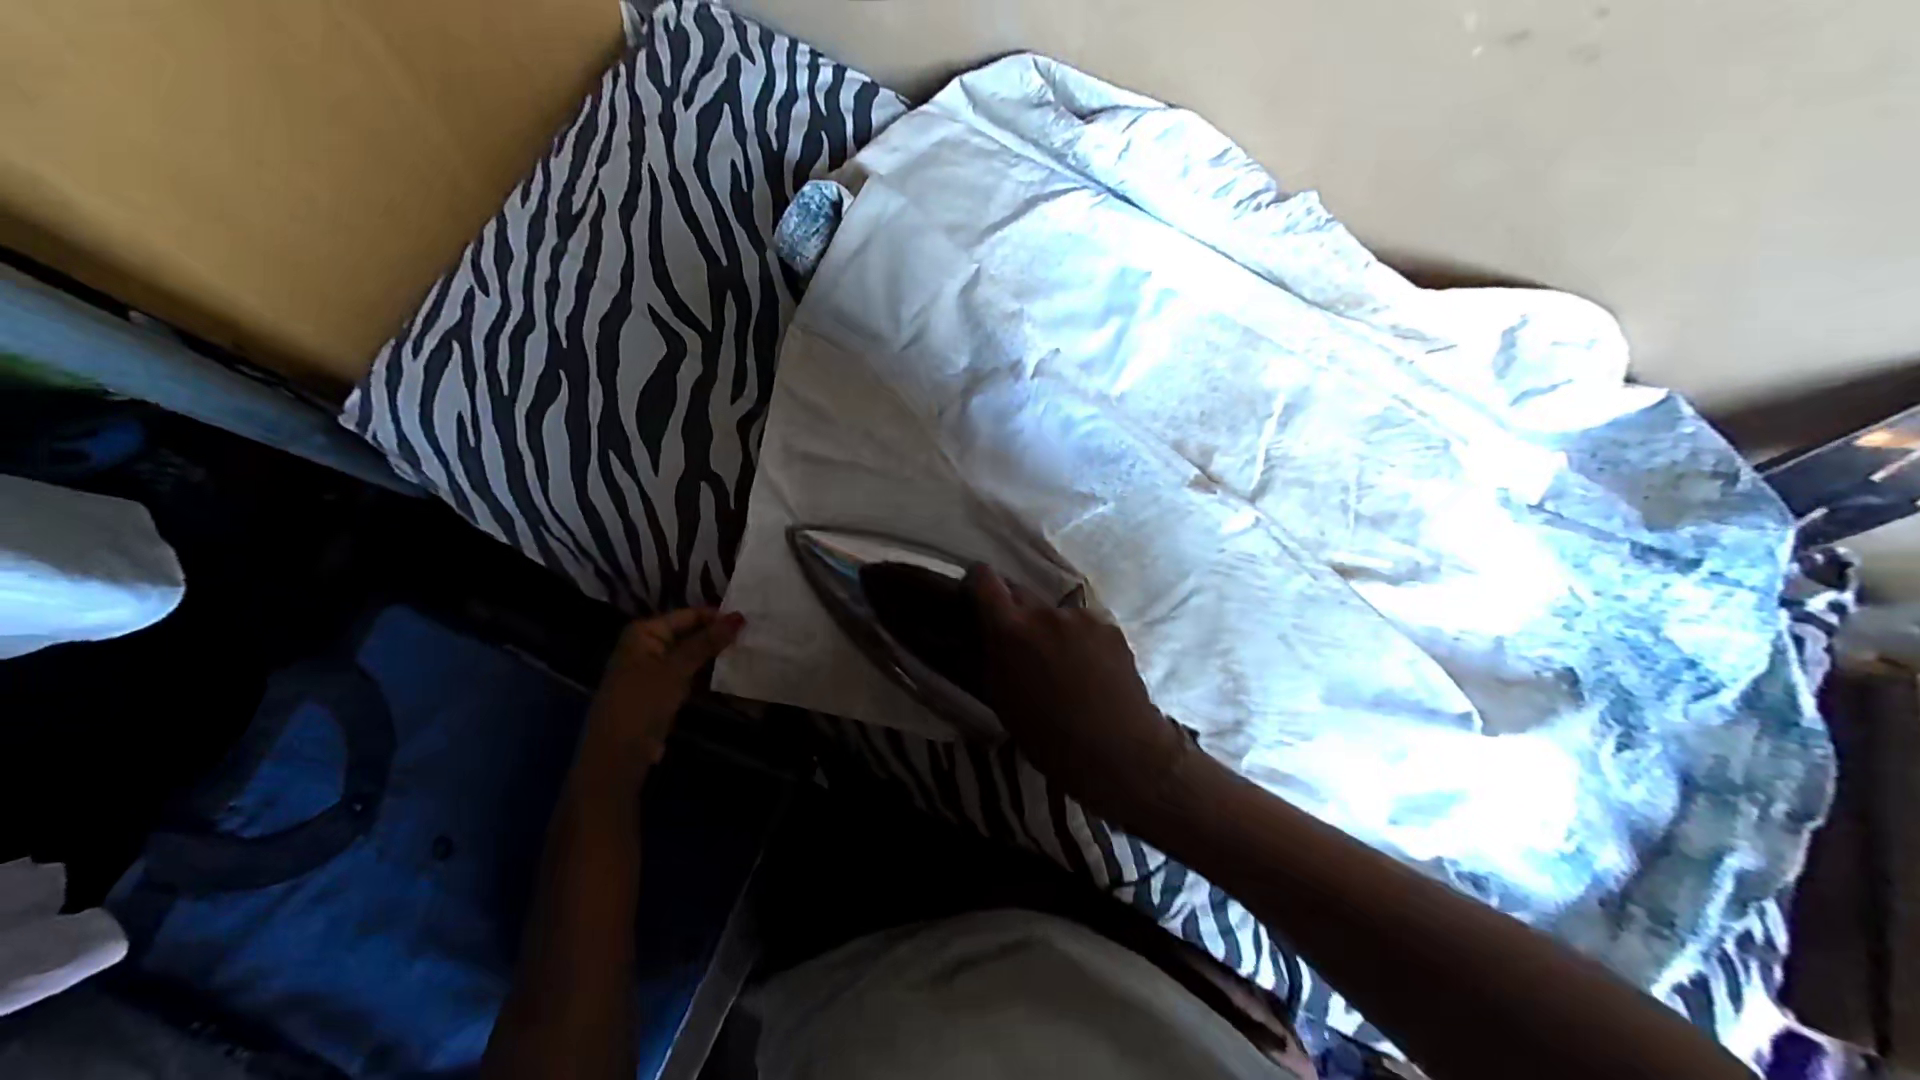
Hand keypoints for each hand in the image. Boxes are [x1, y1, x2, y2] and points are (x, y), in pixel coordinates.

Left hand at [574, 608, 743, 791]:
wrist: (618, 754)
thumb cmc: (642, 702)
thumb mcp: (676, 669)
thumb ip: (707, 642)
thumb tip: (739, 616)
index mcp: (644, 632)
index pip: (688, 614)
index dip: (718, 617)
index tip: (750, 620)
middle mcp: (648, 646)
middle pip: (691, 634)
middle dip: (720, 637)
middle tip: (754, 636)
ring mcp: (656, 669)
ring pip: (693, 656)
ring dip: (717, 657)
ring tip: (750, 652)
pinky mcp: (664, 691)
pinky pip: (691, 675)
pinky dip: (709, 675)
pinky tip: (734, 675)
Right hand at [967, 565, 1194, 824]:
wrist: (1117, 751)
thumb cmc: (1047, 736)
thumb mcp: (1001, 698)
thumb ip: (990, 656)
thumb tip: (983, 633)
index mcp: (1011, 630)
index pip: (984, 580)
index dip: (977, 582)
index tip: (976, 592)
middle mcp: (1045, 613)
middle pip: (1020, 593)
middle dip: (1015, 612)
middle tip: (1020, 642)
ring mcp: (1082, 617)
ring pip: (1055, 613)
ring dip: (1051, 629)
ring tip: (1063, 665)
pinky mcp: (1110, 627)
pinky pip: (1084, 626)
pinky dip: (1080, 640)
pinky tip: (1090, 670)